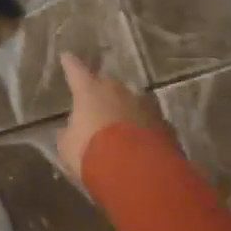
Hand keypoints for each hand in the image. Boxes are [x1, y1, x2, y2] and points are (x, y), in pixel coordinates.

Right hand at [56, 52, 166, 181]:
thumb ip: (68, 134)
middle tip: (97, 107)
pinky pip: (148, 121)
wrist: (137, 173)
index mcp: (89, 90)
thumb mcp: (68, 148)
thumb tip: (69, 130)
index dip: (70, 64)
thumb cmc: (92, 153)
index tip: (67, 57)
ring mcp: (143, 104)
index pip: (75, 70)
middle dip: (102, 94)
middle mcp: (116, 90)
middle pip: (107, 85)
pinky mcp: (163, 123)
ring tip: (122, 128)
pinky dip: (143, 128)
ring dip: (125, 110)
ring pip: (131, 101)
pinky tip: (141, 143)